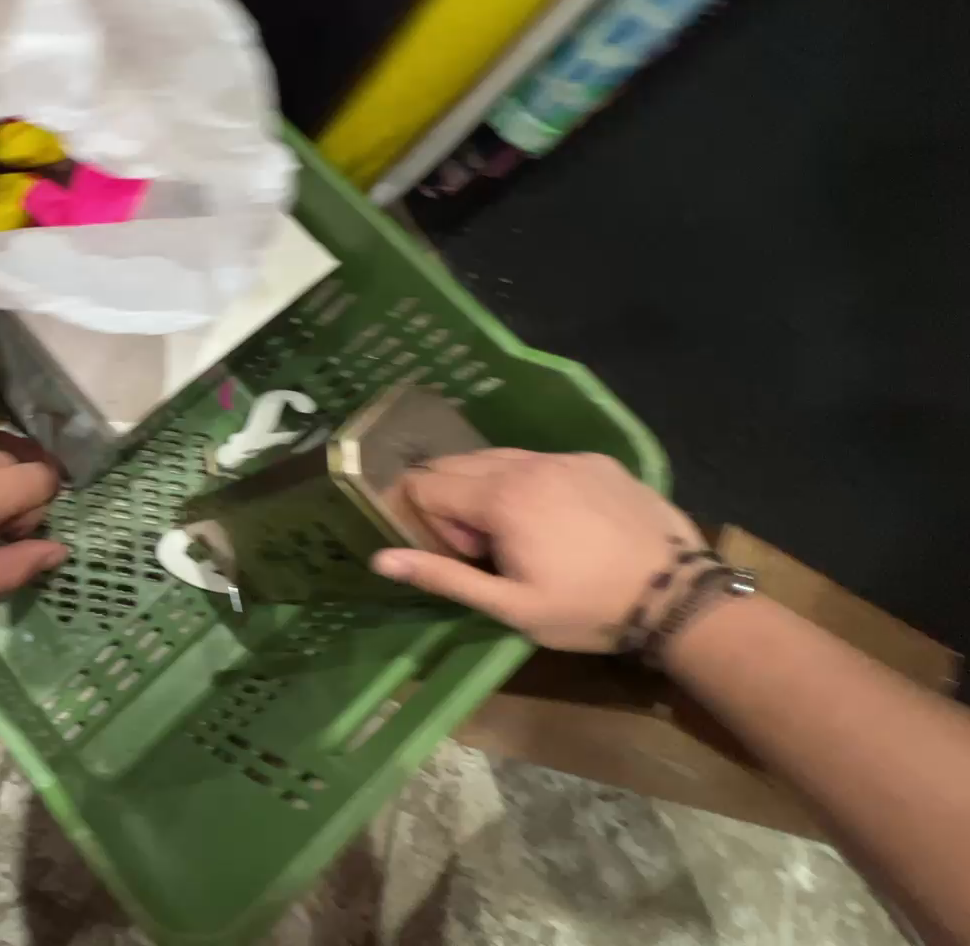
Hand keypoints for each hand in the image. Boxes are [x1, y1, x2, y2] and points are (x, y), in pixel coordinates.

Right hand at [369, 450, 702, 652]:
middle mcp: (525, 463)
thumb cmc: (588, 609)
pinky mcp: (595, 459)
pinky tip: (560, 520)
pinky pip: (536, 459)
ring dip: (486, 489)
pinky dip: (527, 483)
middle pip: (452, 464)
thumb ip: (440, 575)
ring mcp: (563, 457)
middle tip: (489, 546)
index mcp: (499, 497)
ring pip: (492, 457)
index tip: (469, 555)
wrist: (685, 602)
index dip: (431, 522)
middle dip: (452, 502)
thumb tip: (379, 558)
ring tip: (523, 532)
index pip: (423, 483)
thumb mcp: (508, 606)